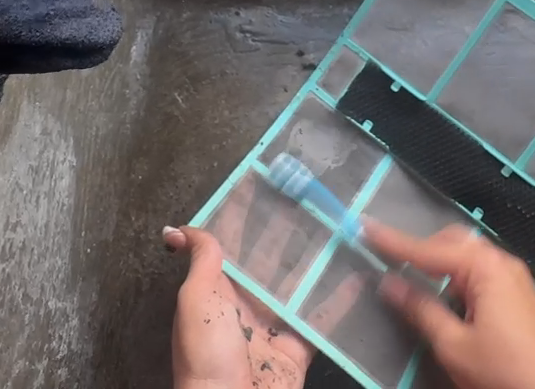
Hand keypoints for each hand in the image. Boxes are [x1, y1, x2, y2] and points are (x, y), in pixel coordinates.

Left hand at [166, 189, 363, 388]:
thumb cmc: (209, 353)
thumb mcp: (196, 299)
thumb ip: (200, 260)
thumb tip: (176, 229)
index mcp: (217, 289)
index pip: (230, 241)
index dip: (242, 212)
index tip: (262, 181)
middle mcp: (245, 303)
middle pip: (268, 257)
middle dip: (284, 226)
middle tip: (308, 194)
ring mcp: (273, 325)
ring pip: (297, 282)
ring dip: (315, 256)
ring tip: (337, 224)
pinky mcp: (298, 347)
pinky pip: (321, 317)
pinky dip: (340, 299)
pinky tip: (358, 275)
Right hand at [369, 223, 534, 388]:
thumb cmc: (506, 376)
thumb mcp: (455, 348)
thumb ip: (421, 311)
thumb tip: (390, 283)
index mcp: (485, 267)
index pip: (428, 250)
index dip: (394, 242)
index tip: (364, 227)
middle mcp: (502, 263)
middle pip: (452, 244)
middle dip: (421, 251)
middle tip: (391, 260)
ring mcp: (516, 282)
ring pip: (468, 260)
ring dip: (441, 268)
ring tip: (417, 284)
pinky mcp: (522, 303)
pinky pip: (481, 277)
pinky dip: (459, 283)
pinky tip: (449, 304)